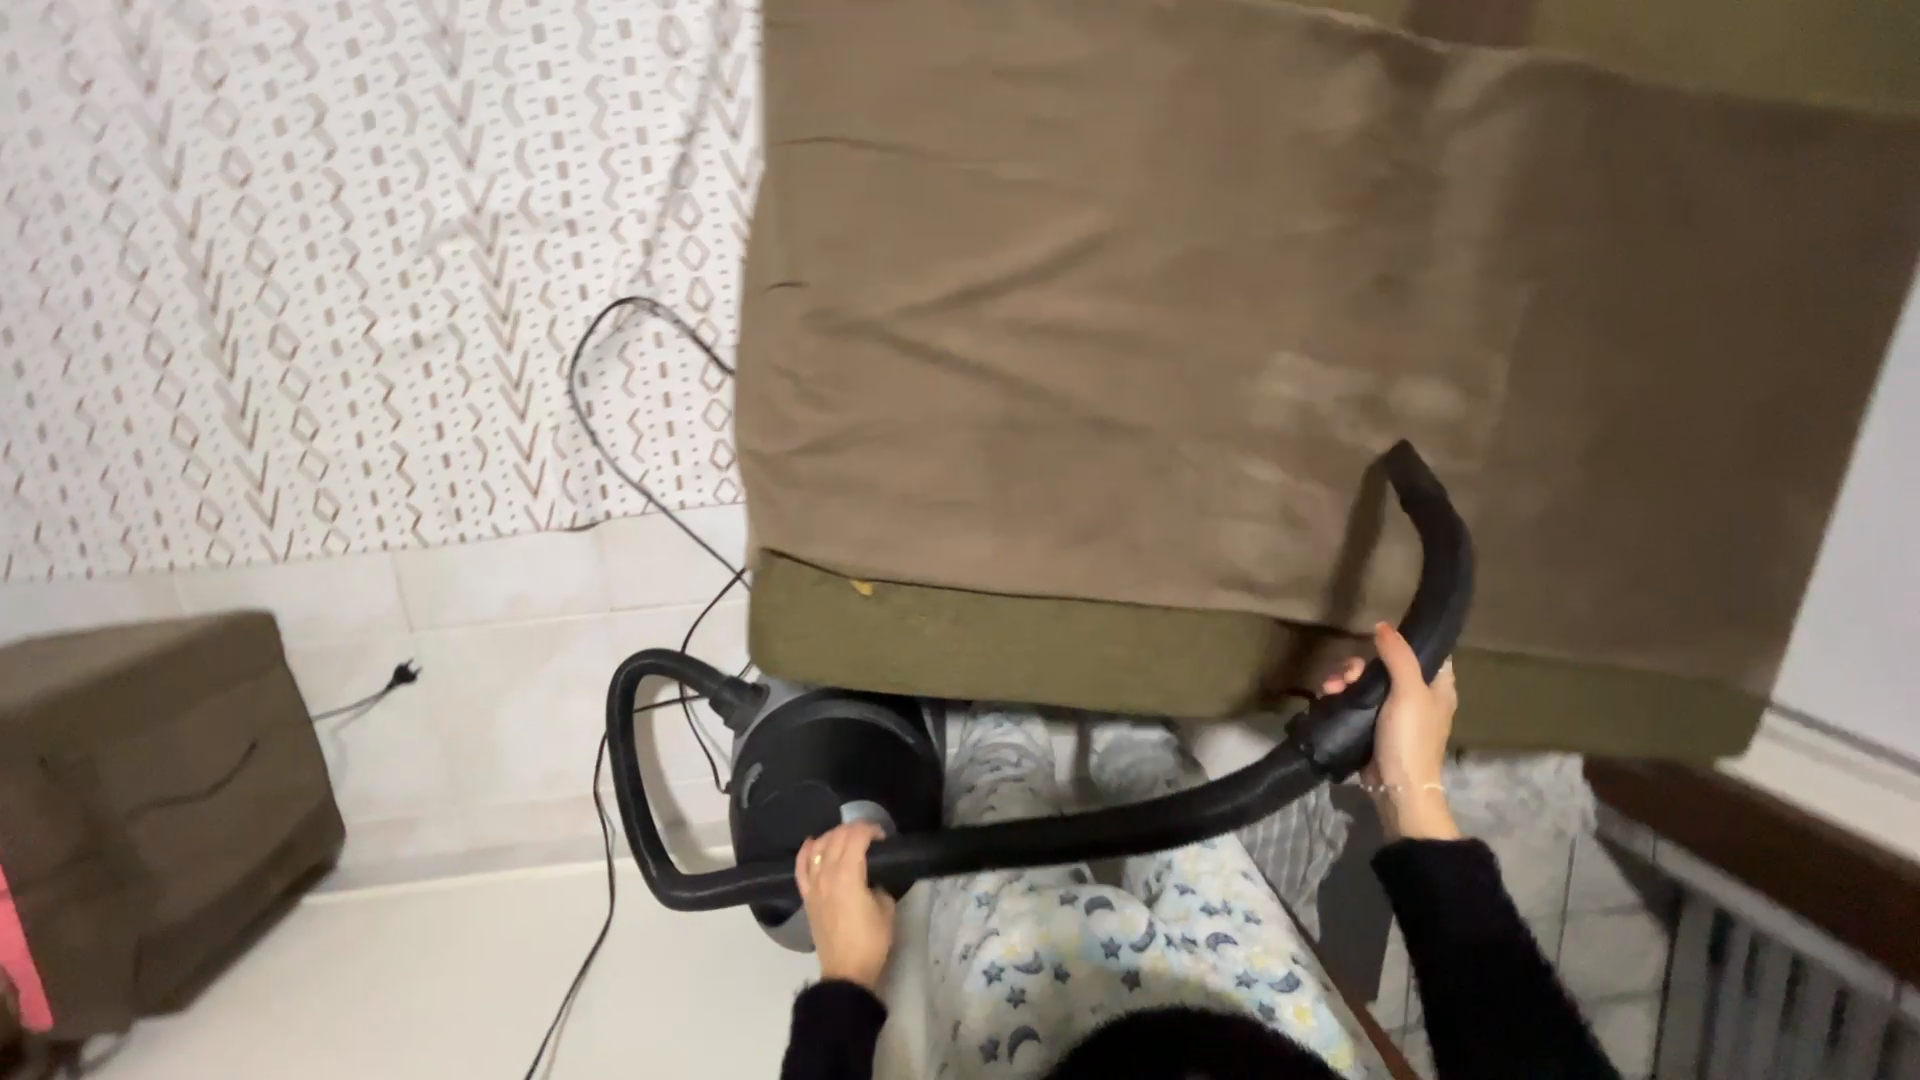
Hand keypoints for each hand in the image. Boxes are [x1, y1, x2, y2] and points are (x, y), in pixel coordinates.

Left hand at [795, 822, 896, 989]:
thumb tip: (872, 877)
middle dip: (855, 829)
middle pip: (837, 837)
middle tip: (871, 837)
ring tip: (848, 838)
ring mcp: (813, 884)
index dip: (871, 829)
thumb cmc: (870, 941)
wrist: (846, 972)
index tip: (883, 837)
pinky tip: (814, 842)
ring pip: (819, 846)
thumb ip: (879, 884)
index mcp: (848, 874)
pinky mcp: (806, 896)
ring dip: (834, 835)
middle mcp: (827, 874)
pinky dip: (806, 851)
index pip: (857, 837)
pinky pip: (801, 866)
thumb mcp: (886, 908)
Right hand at [1319, 623, 1459, 840]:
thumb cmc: (1411, 738)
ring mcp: (1393, 711)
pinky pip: (1354, 699)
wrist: (1396, 787)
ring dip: (1343, 680)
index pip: (1426, 652)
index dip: (1403, 642)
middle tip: (1344, 676)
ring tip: (1328, 690)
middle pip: (1384, 664)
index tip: (1378, 638)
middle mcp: (1417, 695)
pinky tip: (1327, 697)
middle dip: (1358, 666)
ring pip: (1365, 681)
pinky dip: (1340, 695)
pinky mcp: (1371, 724)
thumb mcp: (1409, 693)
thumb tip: (1382, 625)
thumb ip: (1398, 656)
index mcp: (1437, 686)